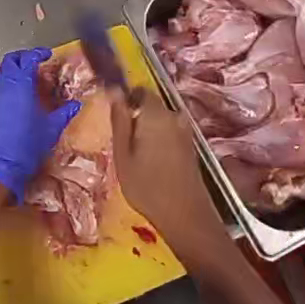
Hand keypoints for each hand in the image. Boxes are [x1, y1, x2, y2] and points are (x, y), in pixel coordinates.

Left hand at [0, 48, 80, 201]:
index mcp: (21, 87)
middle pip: (10, 61)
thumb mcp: (52, 128)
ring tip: (29, 79)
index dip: (37, 54)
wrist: (2, 166)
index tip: (46, 55)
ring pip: (2, 74)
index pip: (27, 60)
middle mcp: (5, 88)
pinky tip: (19, 96)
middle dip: (22, 57)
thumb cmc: (29, 145)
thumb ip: (64, 113)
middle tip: (35, 62)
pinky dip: (8, 84)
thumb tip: (75, 104)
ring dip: (14, 71)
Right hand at [108, 87, 229, 257]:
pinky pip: (169, 133)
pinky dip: (158, 141)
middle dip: (136, 118)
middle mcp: (174, 116)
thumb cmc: (146, 186)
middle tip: (122, 145)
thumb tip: (114, 89)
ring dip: (147, 132)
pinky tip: (150, 163)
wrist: (185, 214)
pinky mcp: (190, 145)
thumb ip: (119, 120)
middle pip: (151, 106)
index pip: (140, 90)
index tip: (114, 119)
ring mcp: (185, 131)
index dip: (126, 99)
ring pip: (160, 121)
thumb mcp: (122, 154)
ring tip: (134, 157)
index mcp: (156, 114)